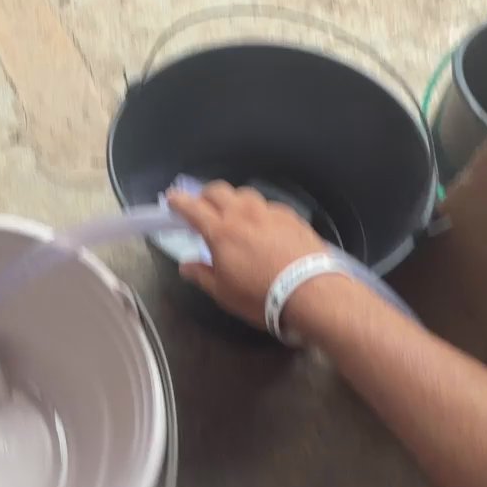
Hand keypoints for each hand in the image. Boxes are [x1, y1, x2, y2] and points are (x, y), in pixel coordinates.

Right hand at [165, 182, 330, 326]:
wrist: (314, 294)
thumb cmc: (262, 296)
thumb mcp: (224, 293)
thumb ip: (201, 275)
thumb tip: (185, 265)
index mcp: (220, 231)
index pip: (192, 207)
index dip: (179, 201)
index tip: (171, 198)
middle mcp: (242, 214)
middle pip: (218, 190)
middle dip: (205, 195)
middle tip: (203, 208)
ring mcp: (269, 212)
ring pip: (245, 194)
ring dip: (234, 201)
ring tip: (236, 216)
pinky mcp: (292, 217)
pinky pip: (269, 207)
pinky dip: (260, 213)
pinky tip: (266, 228)